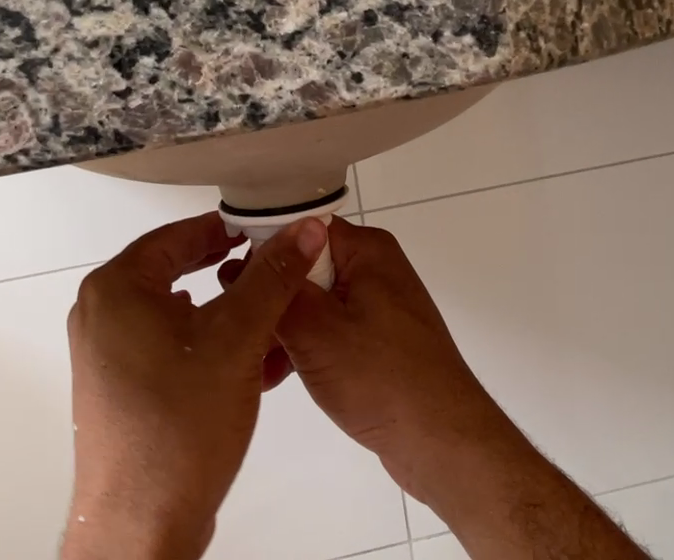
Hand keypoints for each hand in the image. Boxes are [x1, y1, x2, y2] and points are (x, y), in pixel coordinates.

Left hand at [62, 212, 327, 559]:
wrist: (142, 525)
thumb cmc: (181, 422)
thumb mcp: (238, 337)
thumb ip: (272, 277)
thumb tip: (307, 229)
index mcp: (115, 288)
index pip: (176, 236)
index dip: (224, 229)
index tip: (262, 229)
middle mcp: (101, 314)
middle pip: (174, 273)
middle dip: (227, 271)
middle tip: (268, 266)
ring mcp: (107, 355)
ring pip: (176, 315)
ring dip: (225, 311)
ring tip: (269, 314)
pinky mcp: (121, 390)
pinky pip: (170, 349)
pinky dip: (209, 345)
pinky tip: (252, 360)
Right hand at [251, 219, 647, 559]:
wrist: (443, 445)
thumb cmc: (380, 378)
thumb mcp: (314, 330)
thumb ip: (275, 289)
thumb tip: (240, 262)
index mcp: (365, 249)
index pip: (299, 229)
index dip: (261, 252)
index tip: (230, 284)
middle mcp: (374, 268)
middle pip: (304, 267)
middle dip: (270, 300)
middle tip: (239, 331)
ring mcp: (378, 306)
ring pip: (313, 303)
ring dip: (282, 330)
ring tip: (253, 365)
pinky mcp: (378, 341)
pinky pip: (329, 330)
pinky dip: (304, 348)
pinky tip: (276, 378)